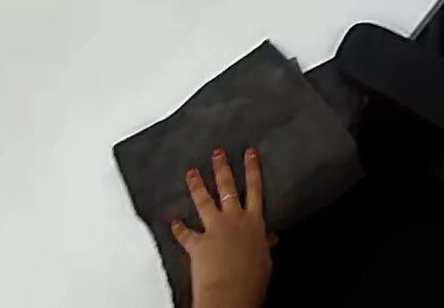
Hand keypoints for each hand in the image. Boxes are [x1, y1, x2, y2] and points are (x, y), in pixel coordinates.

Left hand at [173, 148, 271, 307]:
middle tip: (217, 152)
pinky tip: (174, 222)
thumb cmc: (253, 280)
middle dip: (222, 168)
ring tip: (191, 171)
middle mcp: (233, 219)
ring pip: (205, 201)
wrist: (231, 293)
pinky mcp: (198, 244)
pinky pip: (186, 235)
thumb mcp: (265, 260)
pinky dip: (180, 229)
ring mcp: (214, 229)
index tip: (249, 151)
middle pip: (227, 187)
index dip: (252, 168)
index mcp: (253, 221)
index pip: (254, 188)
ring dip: (197, 186)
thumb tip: (269, 238)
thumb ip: (264, 244)